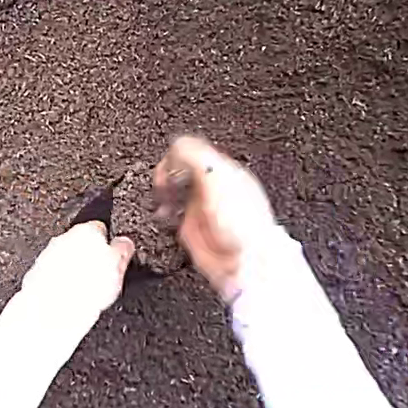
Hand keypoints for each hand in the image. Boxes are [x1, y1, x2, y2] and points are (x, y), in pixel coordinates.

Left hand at [2, 222, 135, 344]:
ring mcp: (49, 255)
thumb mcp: (119, 269)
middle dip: (89, 258)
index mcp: (88, 231)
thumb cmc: (85, 290)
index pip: (102, 229)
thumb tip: (126, 244)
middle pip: (82, 243)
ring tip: (83, 292)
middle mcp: (65, 238)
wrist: (52, 312)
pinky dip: (59, 284)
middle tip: (99, 278)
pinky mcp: (36, 273)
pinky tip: (68, 298)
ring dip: (73, 271)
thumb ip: (123, 251)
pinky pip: (53, 275)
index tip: (113, 259)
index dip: (109, 246)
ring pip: (65, 259)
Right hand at [153, 136, 279, 303]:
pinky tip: (165, 215)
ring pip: (171, 189)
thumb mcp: (218, 176)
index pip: (190, 149)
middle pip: (177, 168)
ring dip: (162, 192)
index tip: (169, 167)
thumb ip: (195, 155)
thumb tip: (175, 146)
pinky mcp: (190, 227)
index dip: (175, 155)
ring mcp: (200, 206)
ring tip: (164, 201)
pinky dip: (162, 212)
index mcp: (222, 170)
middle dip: (166, 173)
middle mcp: (210, 186)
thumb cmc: (243, 221)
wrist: (245, 260)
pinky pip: (169, 213)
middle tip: (163, 184)